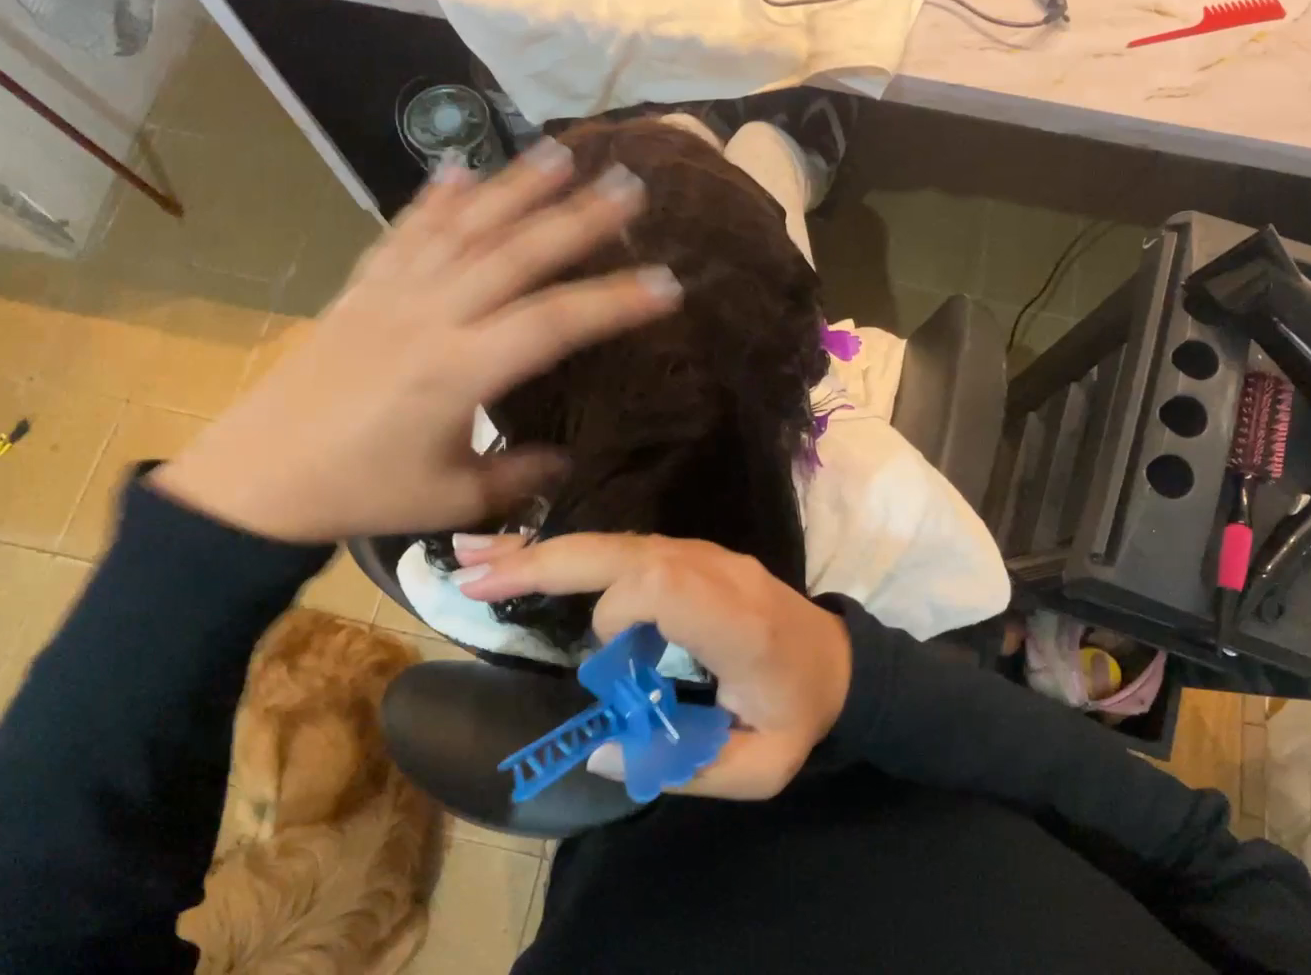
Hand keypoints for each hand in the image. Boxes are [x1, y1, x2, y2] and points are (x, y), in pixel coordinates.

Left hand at [151, 143, 678, 541]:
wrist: (257, 478)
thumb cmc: (361, 494)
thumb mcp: (453, 500)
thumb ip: (519, 477)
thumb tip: (565, 459)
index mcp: (461, 371)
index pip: (556, 323)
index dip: (616, 302)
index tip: (666, 285)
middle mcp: (431, 317)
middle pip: (516, 254)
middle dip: (578, 219)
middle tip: (628, 188)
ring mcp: (392, 296)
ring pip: (463, 229)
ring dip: (514, 188)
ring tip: (559, 155)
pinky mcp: (360, 291)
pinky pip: (403, 234)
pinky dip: (434, 200)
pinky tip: (458, 171)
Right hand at [451, 532, 852, 798]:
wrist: (838, 662)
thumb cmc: (798, 713)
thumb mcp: (762, 768)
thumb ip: (687, 768)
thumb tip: (595, 751)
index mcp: (741, 622)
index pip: (669, 584)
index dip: (621, 611)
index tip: (608, 657)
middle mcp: (718, 572)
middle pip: (626, 551)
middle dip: (547, 563)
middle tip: (472, 582)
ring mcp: (703, 554)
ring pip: (615, 541)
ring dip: (542, 552)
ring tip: (472, 564)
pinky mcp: (687, 554)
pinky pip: (621, 547)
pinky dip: (567, 552)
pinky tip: (515, 554)